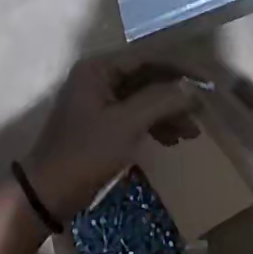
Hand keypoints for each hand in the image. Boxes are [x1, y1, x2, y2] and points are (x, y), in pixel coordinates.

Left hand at [23, 56, 203, 220]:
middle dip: (176, 96)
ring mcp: (99, 100)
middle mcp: (99, 76)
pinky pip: (135, 115)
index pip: (149, 58)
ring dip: (169, 113)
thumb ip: (161, 101)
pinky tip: (172, 141)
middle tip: (202, 112)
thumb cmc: (84, 154)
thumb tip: (192, 89)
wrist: (45, 195)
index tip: (207, 83)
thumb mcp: (126, 125)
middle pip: (148, 77)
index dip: (181, 69)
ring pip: (144, 98)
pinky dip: (154, 125)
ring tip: (192, 133)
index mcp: (99, 68)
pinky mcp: (102, 122)